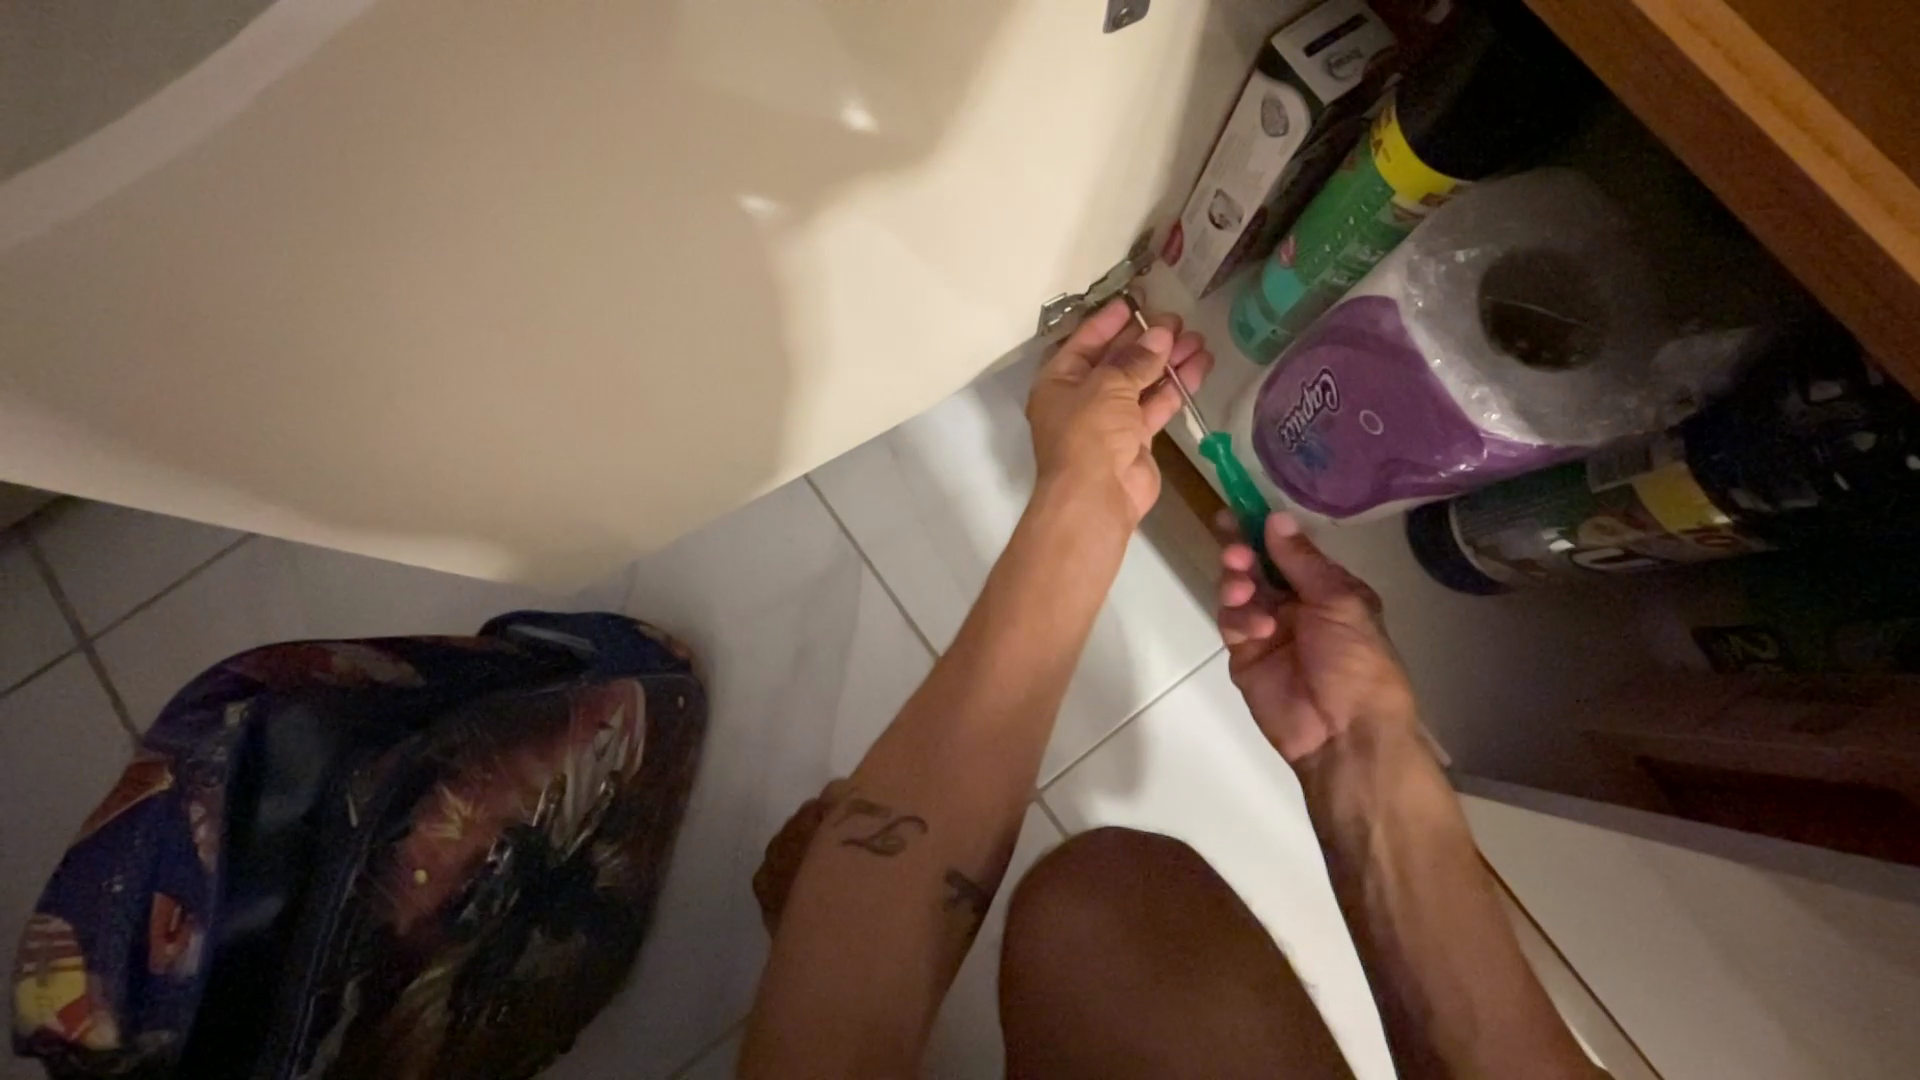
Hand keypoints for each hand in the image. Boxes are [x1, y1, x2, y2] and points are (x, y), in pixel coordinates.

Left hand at [1027, 298, 1212, 524]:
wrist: (1096, 496)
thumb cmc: (1089, 433)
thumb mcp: (1107, 386)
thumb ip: (1135, 359)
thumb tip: (1160, 334)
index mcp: (1058, 382)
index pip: (1084, 343)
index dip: (1109, 322)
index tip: (1135, 302)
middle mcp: (1080, 399)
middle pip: (1115, 362)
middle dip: (1146, 341)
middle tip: (1178, 319)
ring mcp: (1108, 421)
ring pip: (1140, 383)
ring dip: (1168, 361)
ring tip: (1197, 338)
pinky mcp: (1134, 440)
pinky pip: (1156, 405)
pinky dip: (1176, 387)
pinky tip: (1200, 366)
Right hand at [1216, 511, 1417, 763]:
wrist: (1343, 731)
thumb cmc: (1357, 662)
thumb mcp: (1341, 604)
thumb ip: (1302, 562)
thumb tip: (1276, 518)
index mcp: (1326, 590)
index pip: (1288, 551)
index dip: (1265, 530)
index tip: (1240, 508)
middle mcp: (1294, 604)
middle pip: (1257, 566)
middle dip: (1242, 551)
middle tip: (1232, 543)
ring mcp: (1266, 629)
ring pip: (1238, 589)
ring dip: (1237, 580)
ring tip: (1242, 585)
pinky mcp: (1244, 653)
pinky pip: (1231, 621)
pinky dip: (1238, 616)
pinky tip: (1257, 626)